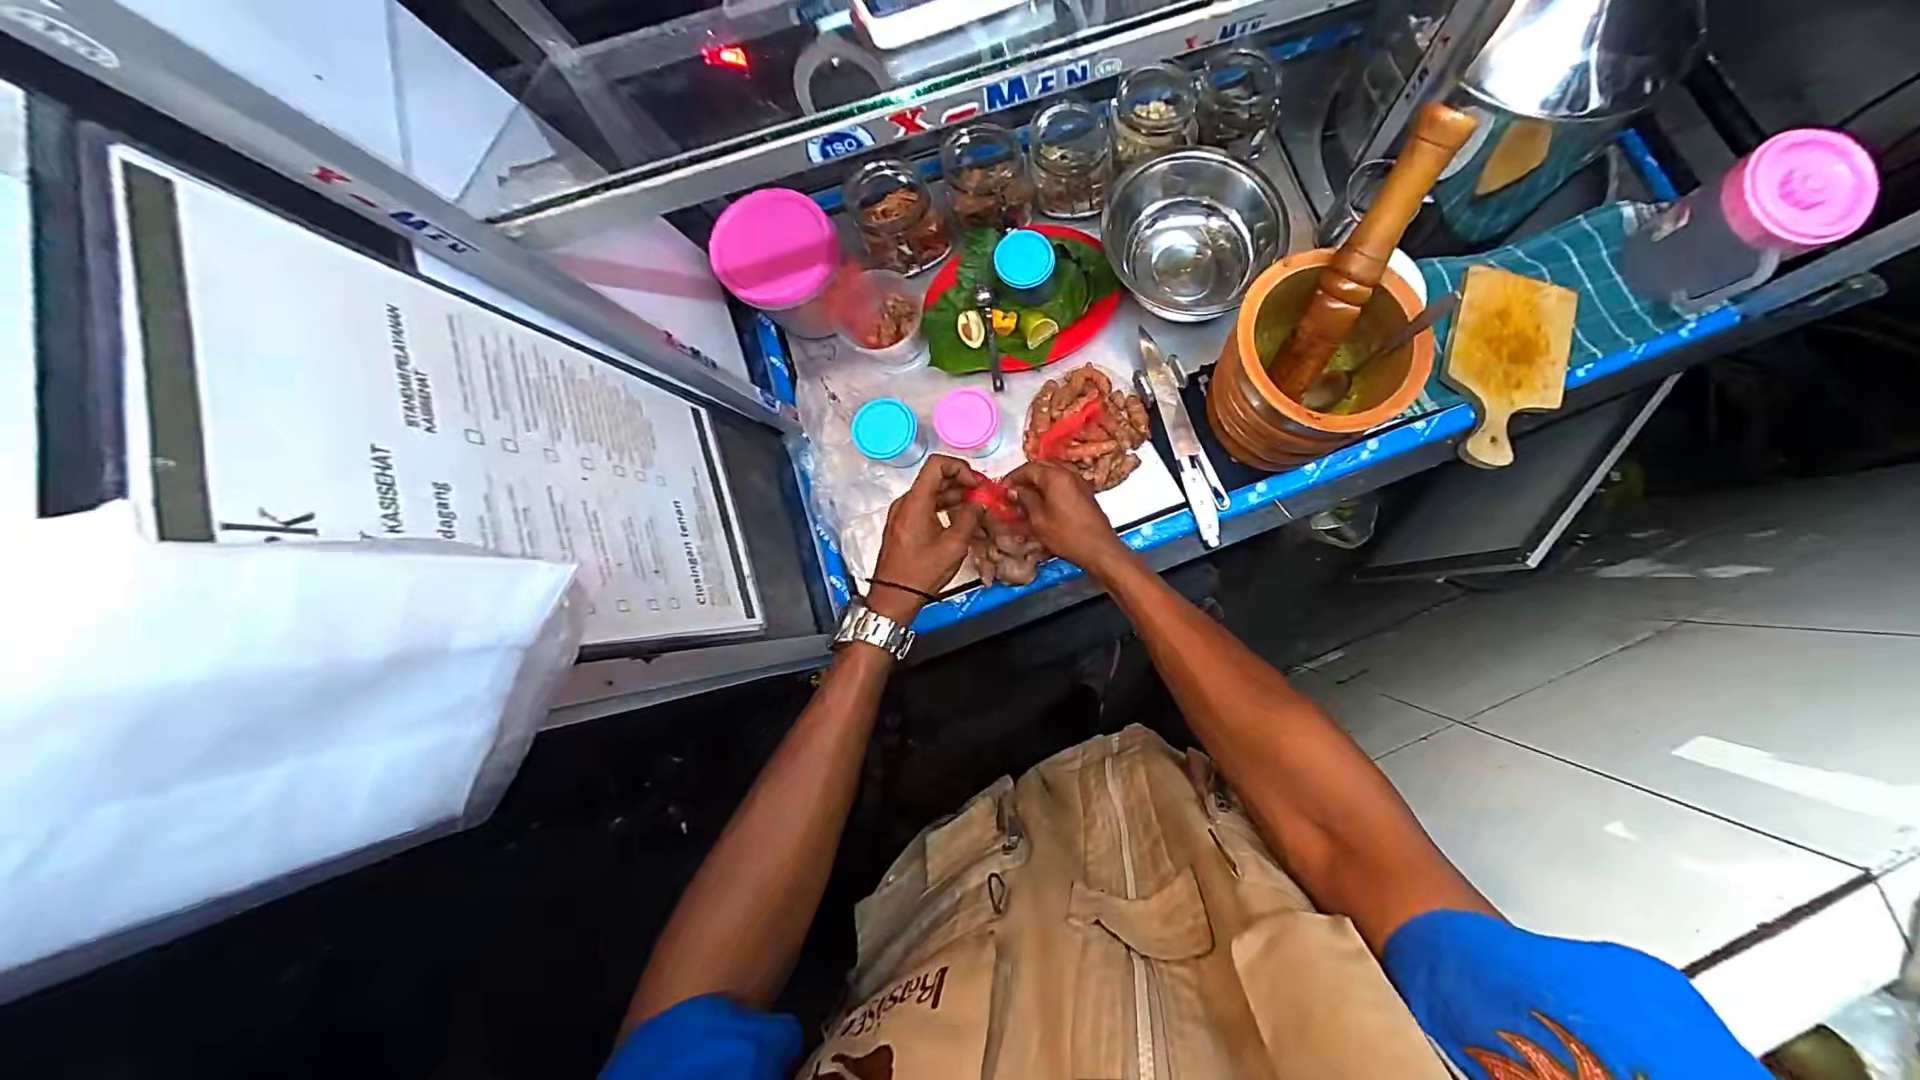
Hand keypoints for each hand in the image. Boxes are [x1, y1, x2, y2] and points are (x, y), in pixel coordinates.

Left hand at [869, 454, 983, 620]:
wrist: (895, 596)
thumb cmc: (921, 573)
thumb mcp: (954, 545)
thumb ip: (970, 517)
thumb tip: (980, 502)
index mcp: (915, 502)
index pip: (936, 464)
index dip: (960, 468)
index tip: (975, 483)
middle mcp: (905, 503)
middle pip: (934, 477)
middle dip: (960, 482)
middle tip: (980, 495)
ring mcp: (902, 513)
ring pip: (930, 492)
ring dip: (953, 496)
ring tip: (974, 509)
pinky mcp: (902, 524)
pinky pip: (924, 506)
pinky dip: (942, 507)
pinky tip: (958, 519)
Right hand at [1006, 459, 1130, 575]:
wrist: (1099, 548)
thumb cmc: (1067, 535)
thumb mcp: (1038, 519)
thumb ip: (1025, 499)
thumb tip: (1015, 490)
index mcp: (1055, 476)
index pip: (1028, 468)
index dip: (1013, 477)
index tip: (1003, 489)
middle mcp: (1069, 473)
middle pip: (1042, 466)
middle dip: (1026, 476)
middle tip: (1014, 490)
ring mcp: (1079, 481)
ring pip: (1054, 472)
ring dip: (1039, 479)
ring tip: (1027, 495)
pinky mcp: (1085, 492)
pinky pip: (1064, 480)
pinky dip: (1051, 485)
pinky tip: (1044, 500)